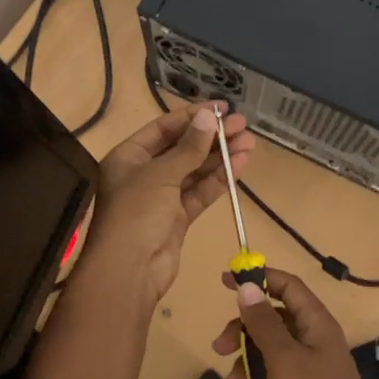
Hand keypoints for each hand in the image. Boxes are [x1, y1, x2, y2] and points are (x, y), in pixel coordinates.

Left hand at [71, 103, 255, 307]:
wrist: (129, 270)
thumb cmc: (136, 214)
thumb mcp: (161, 174)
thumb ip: (188, 147)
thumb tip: (209, 118)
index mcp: (129, 156)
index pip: (164, 128)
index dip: (193, 116)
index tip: (223, 108)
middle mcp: (143, 173)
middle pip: (181, 148)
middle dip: (212, 137)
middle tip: (243, 125)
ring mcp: (161, 197)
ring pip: (194, 171)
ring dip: (220, 157)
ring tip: (250, 143)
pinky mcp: (178, 218)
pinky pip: (200, 193)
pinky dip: (219, 180)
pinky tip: (240, 165)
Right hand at [213, 269, 378, 378]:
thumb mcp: (283, 363)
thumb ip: (265, 324)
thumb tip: (248, 286)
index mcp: (319, 328)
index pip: (289, 287)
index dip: (259, 278)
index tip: (226, 280)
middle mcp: (319, 345)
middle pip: (275, 321)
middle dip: (244, 331)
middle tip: (218, 347)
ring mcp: (315, 376)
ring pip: (272, 354)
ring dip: (247, 364)